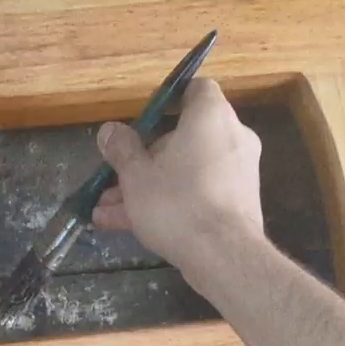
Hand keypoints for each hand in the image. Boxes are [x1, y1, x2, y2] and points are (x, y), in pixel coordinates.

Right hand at [92, 78, 265, 273]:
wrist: (223, 255)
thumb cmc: (177, 203)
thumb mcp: (136, 176)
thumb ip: (121, 150)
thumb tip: (109, 131)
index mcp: (210, 116)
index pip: (195, 89)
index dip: (167, 100)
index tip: (142, 120)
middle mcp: (231, 137)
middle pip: (182, 139)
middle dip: (143, 161)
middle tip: (113, 179)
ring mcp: (236, 173)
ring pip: (184, 172)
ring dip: (147, 188)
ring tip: (108, 212)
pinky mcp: (236, 204)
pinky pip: (197, 193)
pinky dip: (170, 203)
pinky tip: (130, 227)